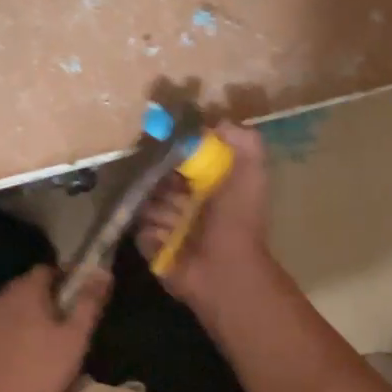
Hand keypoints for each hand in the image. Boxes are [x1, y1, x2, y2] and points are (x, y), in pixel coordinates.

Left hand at [0, 266, 109, 391]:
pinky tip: (30, 356)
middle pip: (31, 288)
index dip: (68, 277)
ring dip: (35, 319)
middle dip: (52, 299)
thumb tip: (103, 272)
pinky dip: (20, 335)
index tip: (83, 296)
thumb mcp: (74, 337)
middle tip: (73, 321)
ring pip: (17, 310)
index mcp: (25, 290)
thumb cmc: (38, 369)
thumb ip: (88, 303)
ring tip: (55, 342)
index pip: (47, 269)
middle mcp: (2, 297)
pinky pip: (6, 328)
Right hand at [136, 124, 272, 312]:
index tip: (170, 150)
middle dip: (163, 183)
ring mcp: (167, 224)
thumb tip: (214, 122)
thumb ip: (242, 141)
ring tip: (178, 223)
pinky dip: (154, 234)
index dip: (174, 153)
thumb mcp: (251, 170)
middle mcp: (186, 202)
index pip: (180, 158)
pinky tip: (170, 240)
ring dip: (161, 212)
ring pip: (146, 204)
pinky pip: (140, 230)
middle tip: (176, 191)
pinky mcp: (151, 245)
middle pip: (157, 179)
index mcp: (209, 183)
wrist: (225, 269)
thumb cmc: (238, 218)